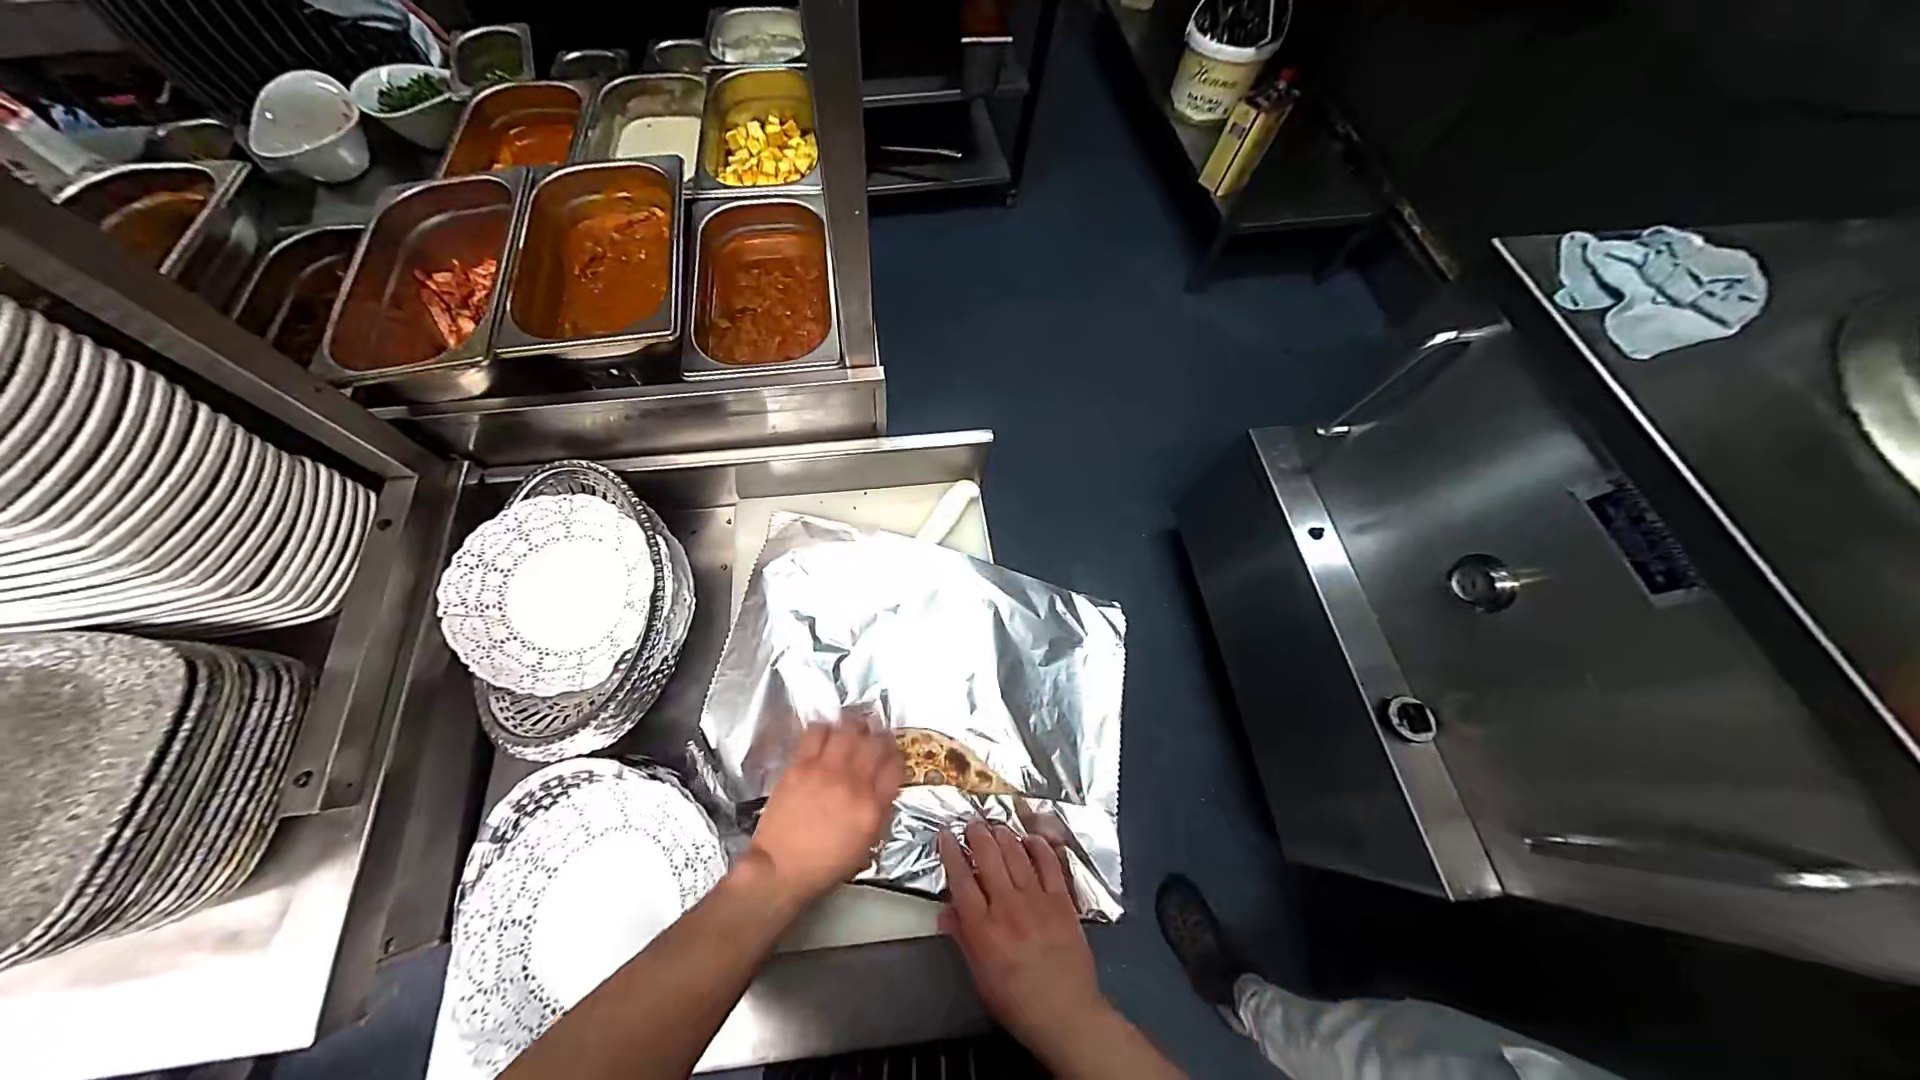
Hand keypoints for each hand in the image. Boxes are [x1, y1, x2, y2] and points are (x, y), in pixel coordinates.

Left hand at [749, 720, 902, 903]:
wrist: (780, 868)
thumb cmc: (823, 865)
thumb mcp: (864, 844)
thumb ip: (878, 811)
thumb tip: (882, 788)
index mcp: (872, 807)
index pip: (895, 767)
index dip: (896, 757)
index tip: (893, 756)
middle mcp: (852, 783)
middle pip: (875, 743)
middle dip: (881, 736)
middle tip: (877, 736)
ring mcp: (826, 771)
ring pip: (848, 731)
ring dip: (855, 726)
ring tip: (855, 727)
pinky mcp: (800, 766)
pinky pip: (816, 734)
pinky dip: (825, 728)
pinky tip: (827, 733)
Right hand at [937, 820, 1109, 1047]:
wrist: (1066, 1014)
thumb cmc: (1017, 1002)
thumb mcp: (979, 976)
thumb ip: (962, 938)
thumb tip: (944, 912)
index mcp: (983, 928)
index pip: (961, 879)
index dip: (951, 852)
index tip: (945, 834)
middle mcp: (1008, 907)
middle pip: (988, 856)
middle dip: (977, 834)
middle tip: (971, 823)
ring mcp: (1037, 900)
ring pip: (1016, 854)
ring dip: (1003, 834)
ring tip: (995, 826)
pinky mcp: (1062, 901)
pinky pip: (1049, 864)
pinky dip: (1038, 847)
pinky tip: (1030, 838)